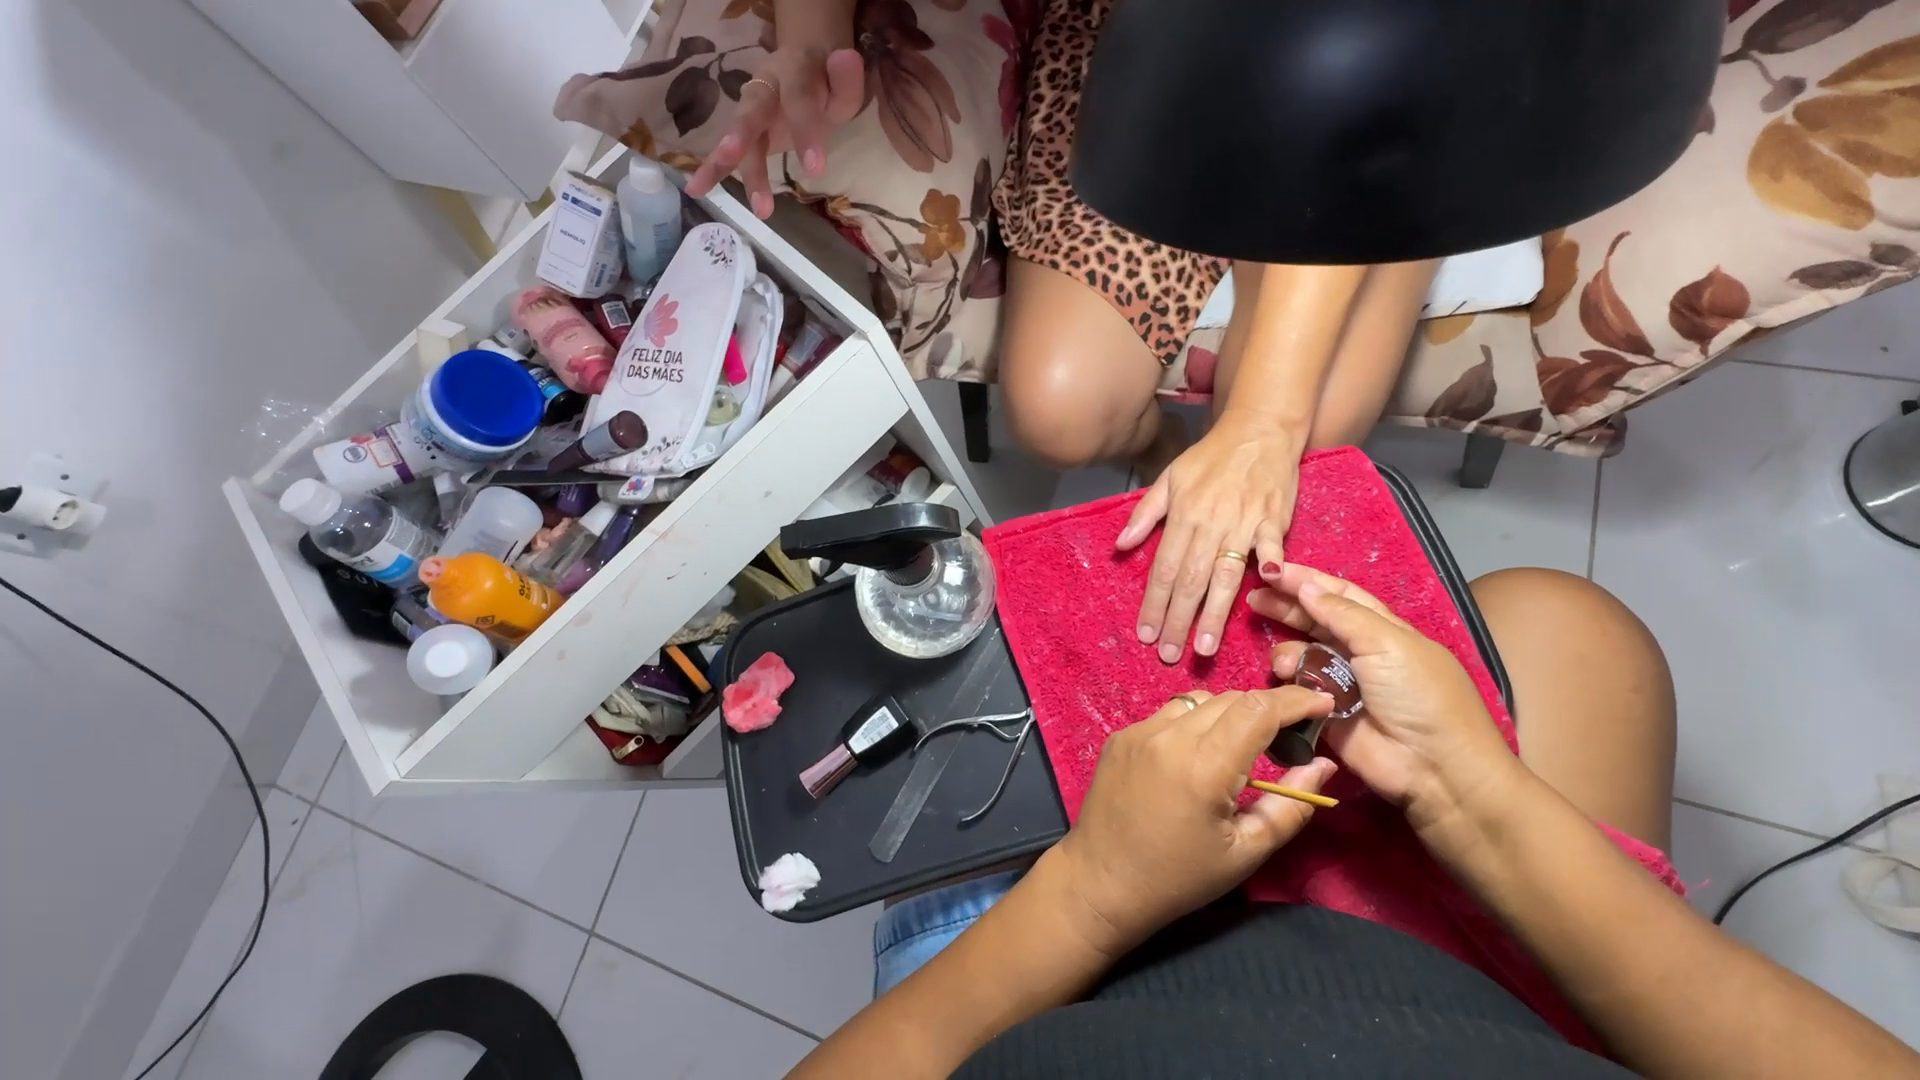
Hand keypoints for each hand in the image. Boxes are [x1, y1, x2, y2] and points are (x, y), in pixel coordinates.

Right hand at [682, 44, 864, 218]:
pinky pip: (727, 151)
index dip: (804, 130)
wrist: (805, 71)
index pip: (798, 98)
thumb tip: (845, 58)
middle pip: (752, 110)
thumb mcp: (843, 83)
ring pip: (736, 134)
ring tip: (706, 187)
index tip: (815, 170)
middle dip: (740, 133)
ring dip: (724, 161)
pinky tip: (697, 189)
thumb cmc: (826, 85)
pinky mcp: (743, 131)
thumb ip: (846, 79)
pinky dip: (711, 170)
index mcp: (793, 71)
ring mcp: (750, 107)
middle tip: (730, 154)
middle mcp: (764, 86)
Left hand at [1053, 687, 1337, 955]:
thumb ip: (1290, 805)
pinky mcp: (1120, 736)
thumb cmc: (1178, 877)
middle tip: (1289, 733)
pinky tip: (1198, 754)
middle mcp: (1168, 737)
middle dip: (1267, 708)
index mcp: (1203, 766)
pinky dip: (1194, 723)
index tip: (1324, 704)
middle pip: (1231, 699)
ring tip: (1244, 745)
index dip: (1296, 700)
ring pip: (1198, 701)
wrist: (1100, 883)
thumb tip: (1321, 764)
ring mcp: (1138, 732)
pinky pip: (1168, 714)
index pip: (1258, 709)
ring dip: (1230, 713)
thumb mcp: (1245, 852)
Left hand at [1117, 415, 1301, 662]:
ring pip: (1224, 574)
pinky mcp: (1275, 519)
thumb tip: (1120, 546)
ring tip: (1203, 648)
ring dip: (1214, 613)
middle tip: (1168, 655)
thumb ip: (1145, 514)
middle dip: (1177, 621)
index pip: (1163, 568)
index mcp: (1183, 516)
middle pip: (1189, 580)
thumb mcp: (1169, 478)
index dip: (1153, 604)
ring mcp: (1244, 523)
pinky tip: (1266, 586)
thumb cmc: (1210, 458)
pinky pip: (1271, 545)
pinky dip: (1271, 561)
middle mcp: (1210, 523)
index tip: (1146, 635)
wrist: (1258, 429)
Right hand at [1249, 563, 1518, 835]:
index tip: (1272, 570)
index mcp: (1384, 629)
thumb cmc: (1420, 696)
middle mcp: (1361, 652)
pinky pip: (1297, 688)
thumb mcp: (1388, 644)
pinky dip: (1288, 681)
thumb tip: (1306, 587)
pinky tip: (1285, 682)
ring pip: (1302, 654)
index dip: (1307, 580)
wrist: (1433, 767)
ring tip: (1283, 662)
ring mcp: (1342, 683)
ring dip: (1288, 652)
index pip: (1340, 594)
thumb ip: (1343, 614)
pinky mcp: (1324, 712)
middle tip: (1253, 599)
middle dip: (1285, 607)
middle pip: (1316, 620)